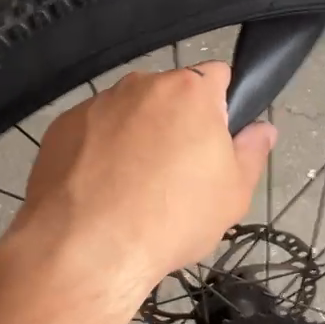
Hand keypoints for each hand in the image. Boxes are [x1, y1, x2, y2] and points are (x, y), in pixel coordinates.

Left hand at [2, 64, 275, 296]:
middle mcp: (140, 86)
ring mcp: (96, 104)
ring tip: (134, 189)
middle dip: (176, 123)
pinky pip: (91, 133)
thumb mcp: (233, 194)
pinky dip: (98, 152)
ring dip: (135, 137)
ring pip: (128, 113)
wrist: (85, 248)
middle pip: (169, 95)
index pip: (216, 75)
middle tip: (178, 173)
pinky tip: (100, 191)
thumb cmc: (170, 219)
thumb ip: (251, 153)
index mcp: (189, 91)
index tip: (215, 139)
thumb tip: (263, 130)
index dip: (221, 106)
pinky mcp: (61, 127)